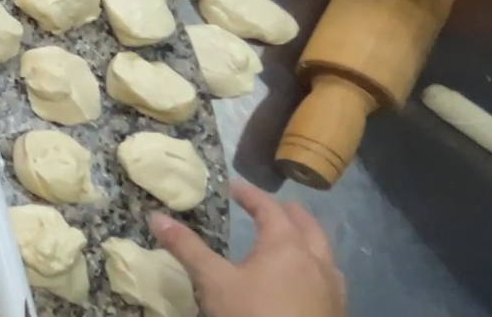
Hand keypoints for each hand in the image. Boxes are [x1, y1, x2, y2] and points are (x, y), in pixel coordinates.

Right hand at [151, 180, 344, 316]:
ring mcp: (332, 292)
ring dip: (306, 240)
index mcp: (288, 249)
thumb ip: (187, 247)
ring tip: (286, 238)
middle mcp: (317, 265)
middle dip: (289, 213)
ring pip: (325, 255)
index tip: (232, 186)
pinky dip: (312, 265)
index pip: (271, 210)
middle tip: (267, 205)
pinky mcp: (335, 314)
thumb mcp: (213, 280)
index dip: (251, 195)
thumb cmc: (256, 313)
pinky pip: (327, 277)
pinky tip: (299, 278)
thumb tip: (157, 217)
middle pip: (310, 229)